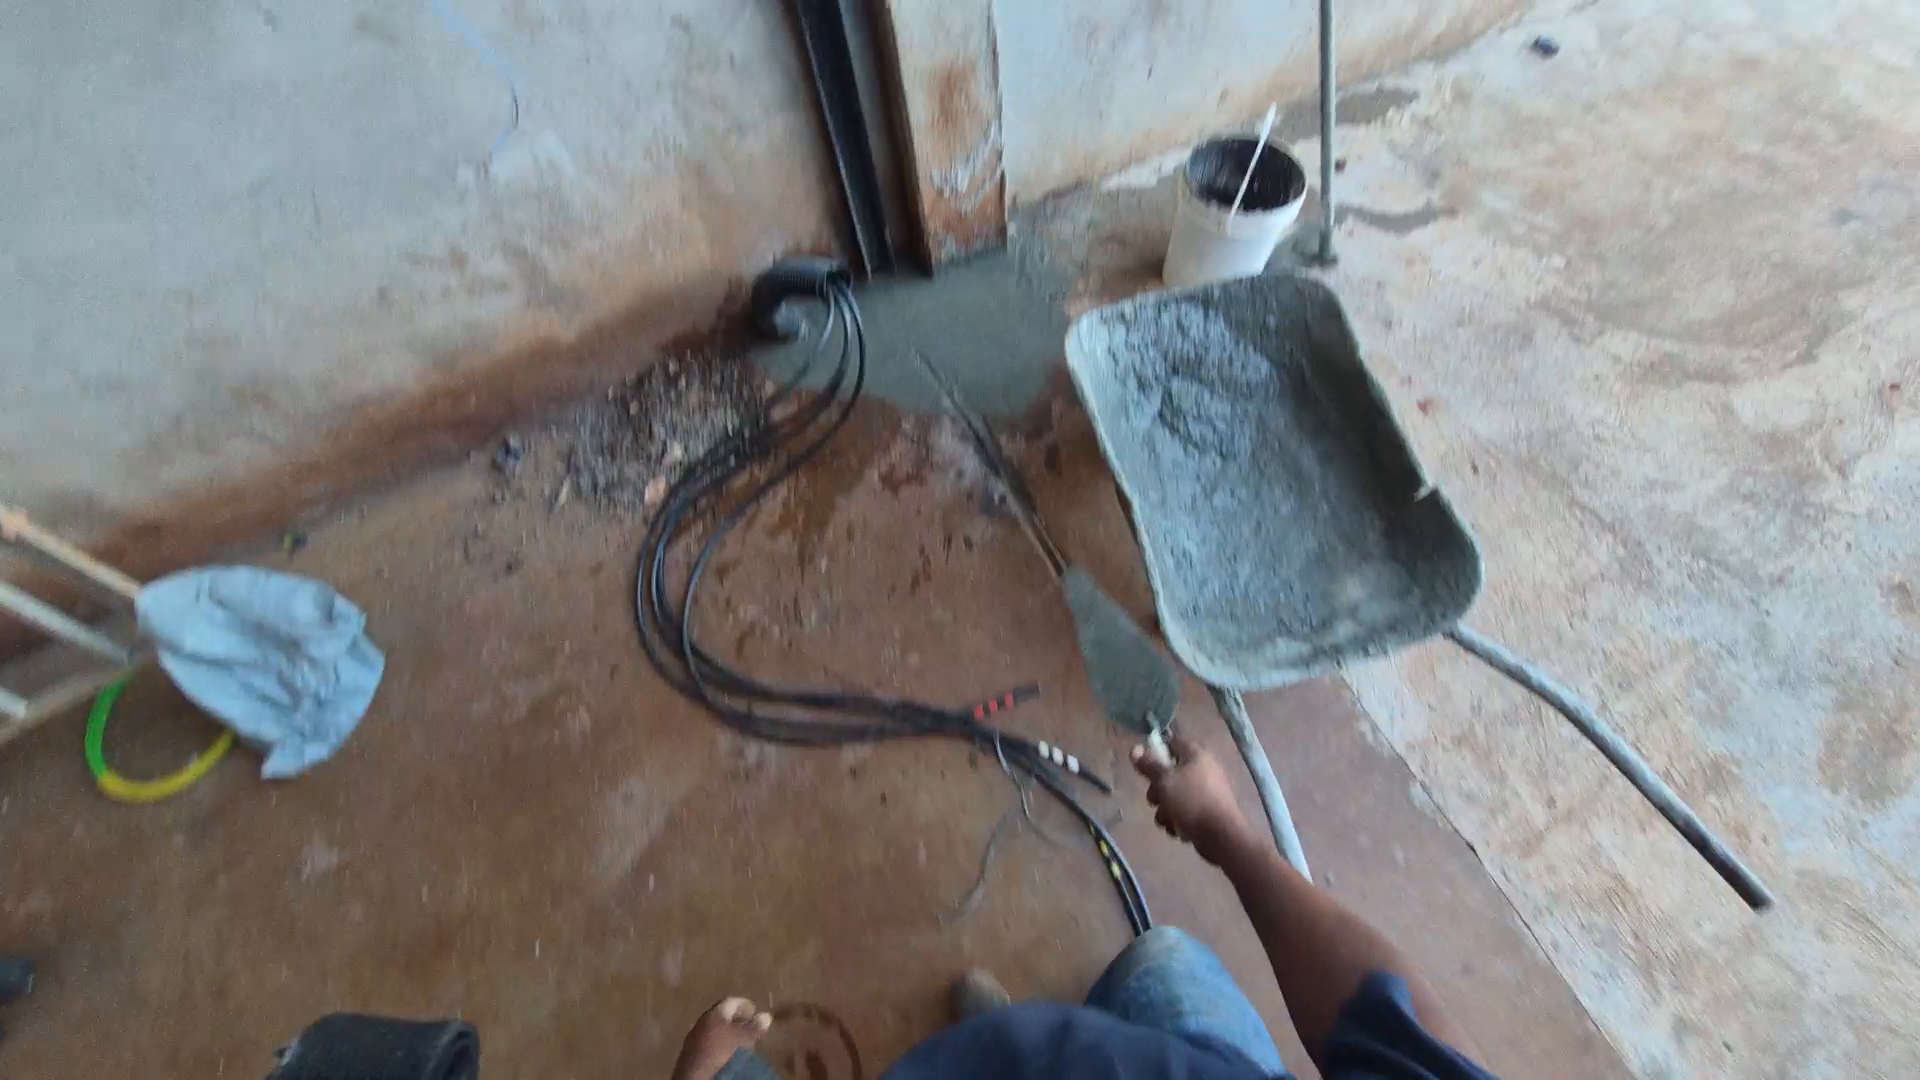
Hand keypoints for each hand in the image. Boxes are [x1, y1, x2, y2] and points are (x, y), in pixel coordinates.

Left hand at [671, 998, 772, 1079]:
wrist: (694, 1076)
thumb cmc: (720, 1051)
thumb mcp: (742, 1039)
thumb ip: (754, 1027)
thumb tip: (766, 1016)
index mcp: (715, 1012)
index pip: (731, 1002)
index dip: (744, 1005)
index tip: (754, 1011)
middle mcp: (703, 1019)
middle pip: (722, 1015)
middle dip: (735, 1019)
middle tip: (748, 1026)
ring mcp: (694, 1036)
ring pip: (714, 1029)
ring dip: (726, 1033)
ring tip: (738, 1041)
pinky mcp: (690, 1051)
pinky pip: (707, 1041)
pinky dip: (718, 1043)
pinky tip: (724, 1052)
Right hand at [1131, 735, 1252, 865]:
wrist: (1222, 836)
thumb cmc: (1191, 801)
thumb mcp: (1164, 780)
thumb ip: (1148, 765)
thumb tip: (1134, 748)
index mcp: (1195, 754)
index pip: (1171, 742)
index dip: (1156, 752)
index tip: (1146, 767)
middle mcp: (1202, 768)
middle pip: (1169, 771)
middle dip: (1157, 789)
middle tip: (1154, 799)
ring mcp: (1206, 791)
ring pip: (1174, 794)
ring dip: (1165, 809)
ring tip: (1168, 820)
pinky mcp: (1206, 811)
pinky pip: (1184, 810)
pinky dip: (1178, 819)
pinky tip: (1178, 829)